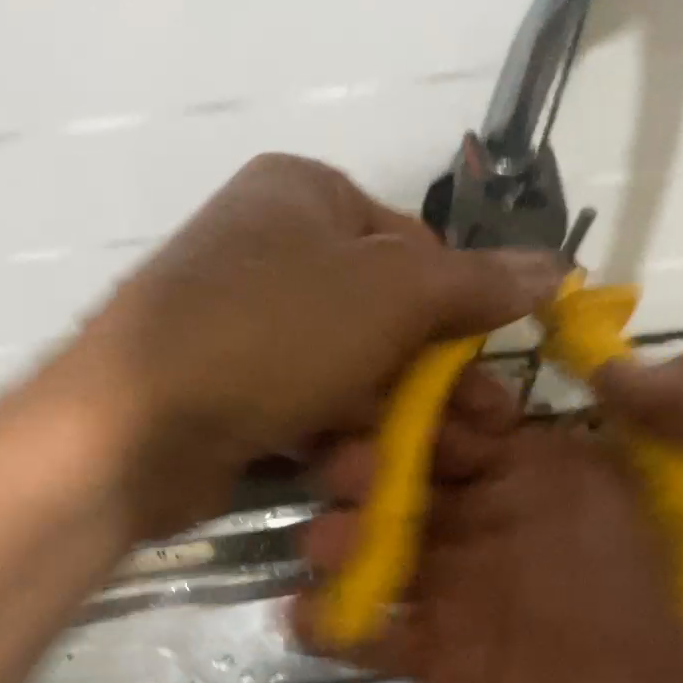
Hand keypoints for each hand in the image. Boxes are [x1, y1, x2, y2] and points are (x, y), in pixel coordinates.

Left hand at [49, 154, 560, 534]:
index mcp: (301, 198)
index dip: (455, 308)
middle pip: (378, 320)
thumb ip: (472, 283)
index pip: (409, 245)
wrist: (132, 426)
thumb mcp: (389, 295)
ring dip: (387, 428)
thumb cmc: (269, 333)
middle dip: (432, 385)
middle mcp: (267, 255)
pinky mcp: (223, 398)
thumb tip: (550, 267)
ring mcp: (239, 331)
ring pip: (341, 378)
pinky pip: (297, 415)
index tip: (488, 365)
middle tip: (484, 435)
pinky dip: (331, 447)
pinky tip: (358, 483)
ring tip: (428, 473)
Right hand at [297, 351, 682, 682]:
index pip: (466, 413)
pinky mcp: (442, 659)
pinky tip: (310, 615)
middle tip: (348, 464)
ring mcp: (458, 592)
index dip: (437, 394)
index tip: (427, 398)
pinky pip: (370, 634)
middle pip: (400, 472)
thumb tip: (613, 364)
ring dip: (337, 536)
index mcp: (546, 468)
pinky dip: (328, 622)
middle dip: (363, 456)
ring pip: (372, 547)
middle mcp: (487, 520)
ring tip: (331, 541)